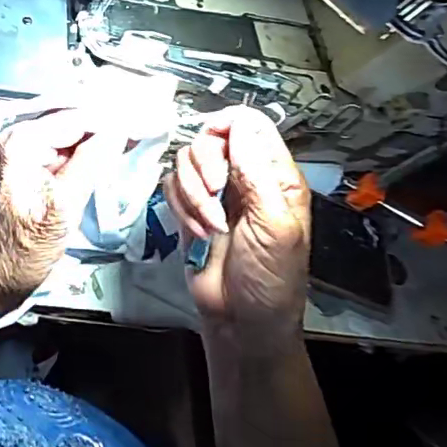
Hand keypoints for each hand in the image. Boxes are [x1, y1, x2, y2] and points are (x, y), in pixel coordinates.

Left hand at [0, 110, 120, 325]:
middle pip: (74, 120)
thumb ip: (88, 164)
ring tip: (134, 136)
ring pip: (74, 132)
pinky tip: (114, 150)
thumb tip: (115, 133)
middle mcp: (18, 137)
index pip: (74, 117)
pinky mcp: (35, 163)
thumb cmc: (21, 251)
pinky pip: (69, 147)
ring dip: (103, 135)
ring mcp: (25, 149)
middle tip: (143, 126)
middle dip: (108, 124)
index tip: (141, 119)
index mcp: (19, 141)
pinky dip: (92, 148)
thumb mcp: (61, 208)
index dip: (110, 119)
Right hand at [163, 107, 312, 344]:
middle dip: (206, 166)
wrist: (241, 321)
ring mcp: (216, 192)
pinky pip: (172, 186)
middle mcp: (244, 177)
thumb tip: (241, 126)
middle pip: (211, 139)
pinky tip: (199, 230)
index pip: (250, 125)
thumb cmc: (271, 281)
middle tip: (216, 193)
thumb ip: (256, 173)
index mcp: (274, 176)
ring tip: (211, 224)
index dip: (228, 125)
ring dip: (192, 193)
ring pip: (187, 162)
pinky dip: (180, 206)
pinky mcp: (191, 208)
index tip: (215, 142)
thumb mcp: (274, 227)